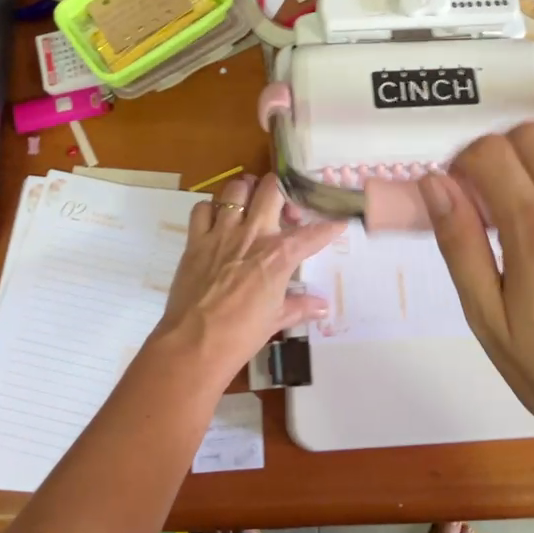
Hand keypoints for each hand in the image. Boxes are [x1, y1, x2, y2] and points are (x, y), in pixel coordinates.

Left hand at [153, 174, 344, 378]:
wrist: (194, 344)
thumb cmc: (240, 335)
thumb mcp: (275, 320)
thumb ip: (299, 306)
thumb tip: (322, 306)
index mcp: (278, 255)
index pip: (312, 233)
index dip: (330, 226)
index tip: (339, 220)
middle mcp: (252, 233)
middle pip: (272, 188)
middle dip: (283, 190)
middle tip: (285, 209)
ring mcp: (221, 232)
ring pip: (236, 188)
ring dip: (247, 192)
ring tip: (251, 205)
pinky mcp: (195, 239)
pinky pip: (202, 208)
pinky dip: (210, 210)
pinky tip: (216, 223)